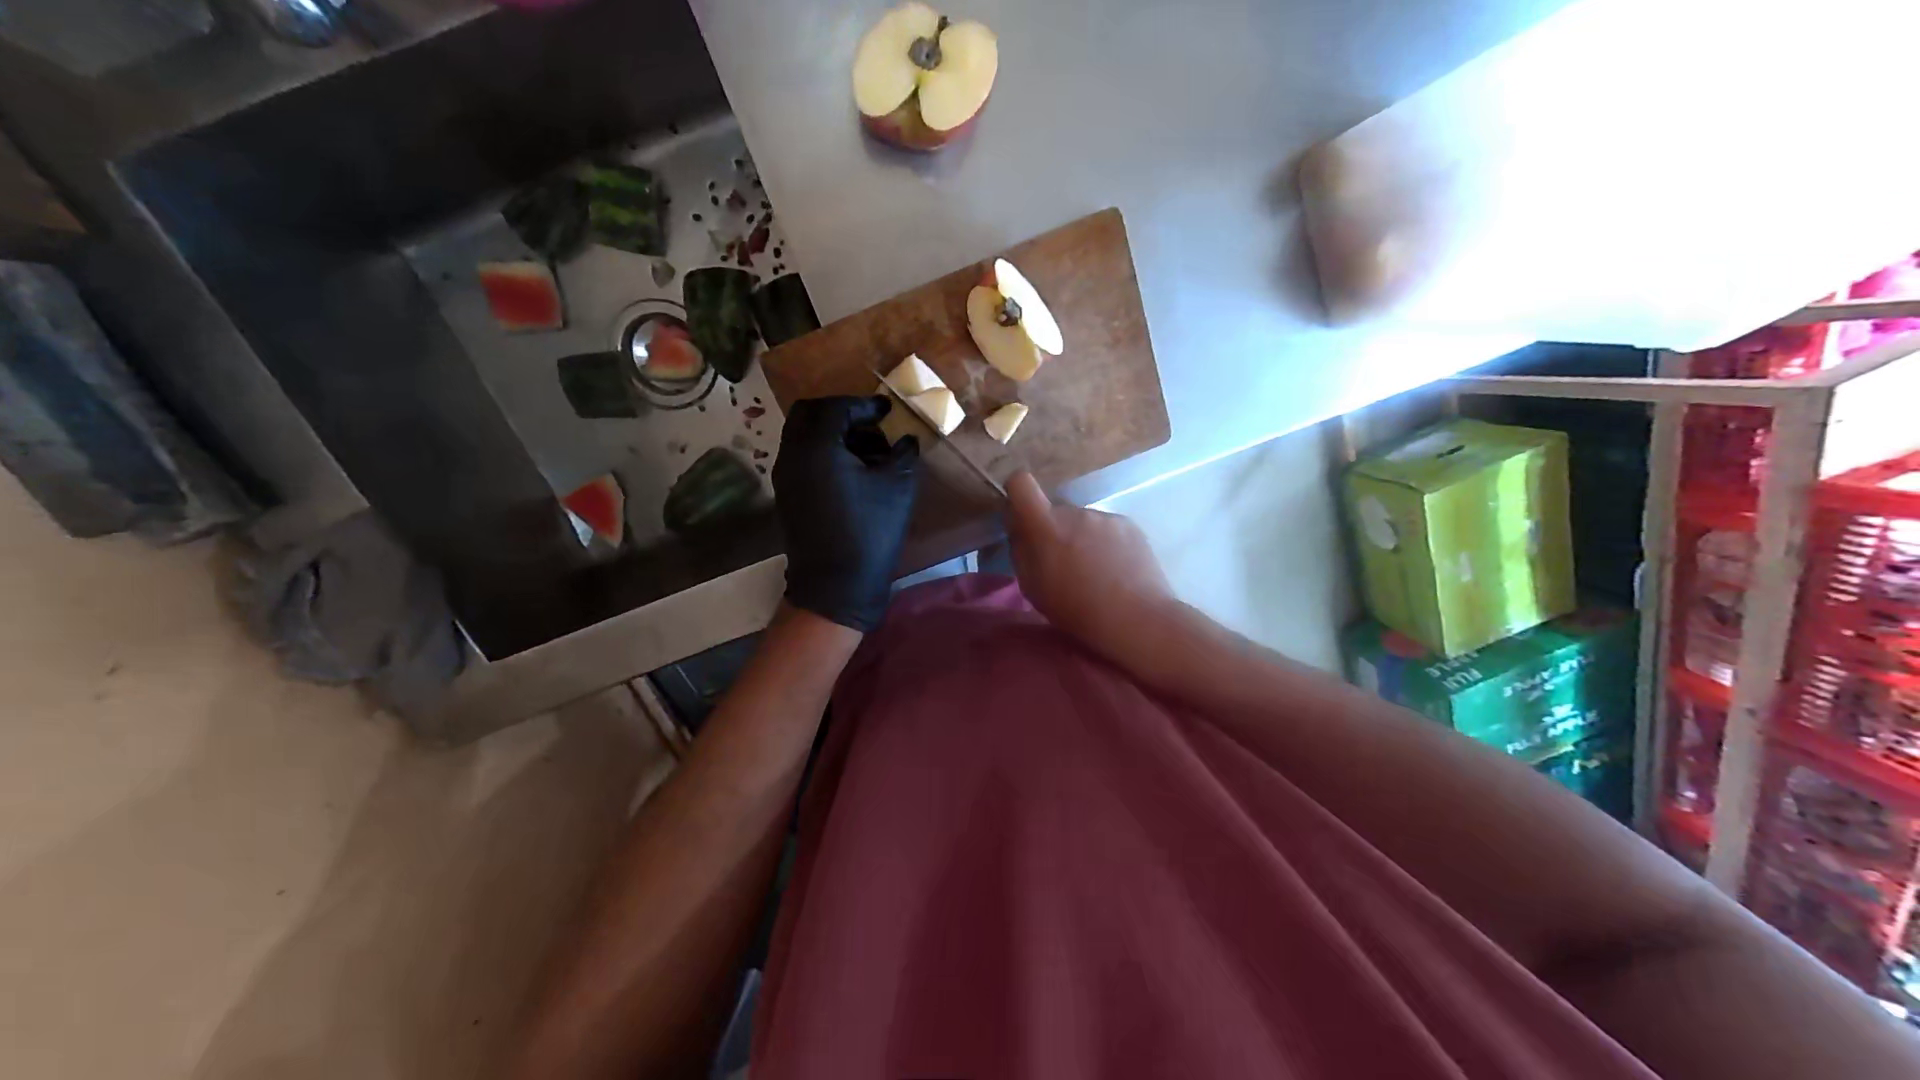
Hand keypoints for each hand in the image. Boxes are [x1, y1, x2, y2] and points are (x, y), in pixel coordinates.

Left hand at [773, 396, 920, 631]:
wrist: (836, 585)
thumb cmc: (870, 531)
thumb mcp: (898, 486)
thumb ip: (903, 453)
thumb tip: (905, 439)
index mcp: (817, 446)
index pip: (836, 407)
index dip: (864, 405)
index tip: (886, 410)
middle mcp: (793, 454)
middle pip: (809, 414)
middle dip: (841, 413)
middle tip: (870, 424)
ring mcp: (785, 476)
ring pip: (803, 436)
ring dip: (833, 434)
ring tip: (868, 452)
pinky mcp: (787, 495)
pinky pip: (802, 458)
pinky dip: (824, 453)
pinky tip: (853, 472)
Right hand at [1005, 471, 1175, 652]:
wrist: (1135, 618)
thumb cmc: (1076, 609)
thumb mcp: (1032, 587)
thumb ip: (1021, 551)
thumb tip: (1020, 530)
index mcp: (1046, 526)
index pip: (1021, 484)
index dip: (1018, 494)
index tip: (1022, 515)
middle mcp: (1075, 512)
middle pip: (1056, 512)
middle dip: (1055, 531)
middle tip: (1065, 565)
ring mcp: (1105, 517)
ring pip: (1084, 522)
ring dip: (1083, 539)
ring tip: (1096, 573)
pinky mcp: (1129, 525)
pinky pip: (1108, 529)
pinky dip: (1107, 544)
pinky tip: (1117, 571)